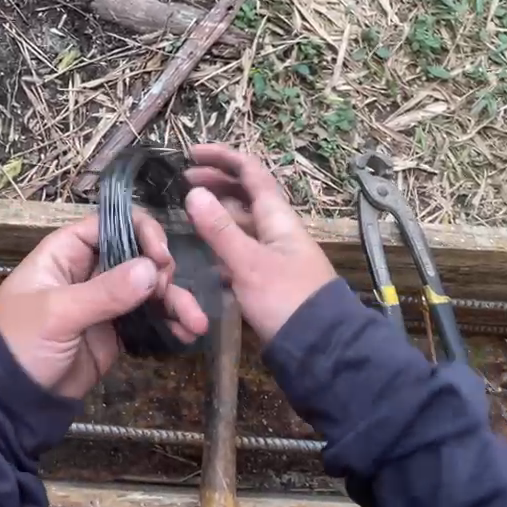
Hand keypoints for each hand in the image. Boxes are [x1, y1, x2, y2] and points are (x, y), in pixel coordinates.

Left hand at [0, 214, 210, 398]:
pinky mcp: (115, 332)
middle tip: (167, 290)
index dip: (140, 231)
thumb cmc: (20, 342)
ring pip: (147, 288)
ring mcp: (103, 302)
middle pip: (135, 253)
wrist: (8, 401)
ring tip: (196, 321)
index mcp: (66, 252)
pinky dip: (170, 323)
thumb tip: (151, 268)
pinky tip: (188, 332)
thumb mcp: (57, 313)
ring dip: (174, 300)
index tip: (160, 255)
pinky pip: (148, 318)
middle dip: (160, 268)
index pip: (110, 224)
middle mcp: (88, 270)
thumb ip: (104, 292)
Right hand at [183, 143, 336, 342]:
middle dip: (216, 181)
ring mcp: (273, 254)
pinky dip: (220, 239)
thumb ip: (220, 229)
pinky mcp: (267, 278)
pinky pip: (240, 247)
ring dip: (216, 210)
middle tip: (183, 180)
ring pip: (242, 221)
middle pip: (245, 194)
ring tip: (187, 209)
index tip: (190, 153)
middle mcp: (276, 229)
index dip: (222, 157)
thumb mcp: (249, 264)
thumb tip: (194, 191)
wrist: (323, 353)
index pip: (250, 172)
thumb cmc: (287, 301)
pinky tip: (201, 248)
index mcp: (277, 217)